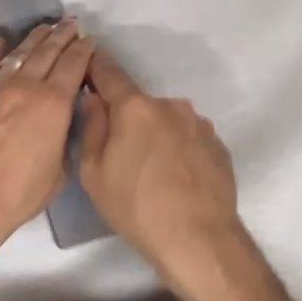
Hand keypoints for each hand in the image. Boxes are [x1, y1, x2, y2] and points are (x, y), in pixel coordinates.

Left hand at [0, 19, 95, 258]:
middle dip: (62, 36)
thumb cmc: (22, 192)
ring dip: (33, 39)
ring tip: (45, 28)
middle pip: (47, 52)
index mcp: (53, 103)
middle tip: (71, 23)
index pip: (73, 65)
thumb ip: (65, 136)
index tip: (90, 40)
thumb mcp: (61, 168)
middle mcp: (25, 88)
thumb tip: (64, 120)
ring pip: (18, 55)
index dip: (84, 50)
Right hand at [79, 51, 247, 296]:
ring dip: (152, 137)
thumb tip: (93, 100)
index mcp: (135, 108)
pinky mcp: (218, 145)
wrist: (197, 237)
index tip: (83, 62)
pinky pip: (186, 140)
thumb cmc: (134, 206)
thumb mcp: (94, 172)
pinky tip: (171, 180)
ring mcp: (199, 124)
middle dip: (124, 119)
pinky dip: (174, 152)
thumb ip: (91, 128)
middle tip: (114, 153)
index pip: (109, 73)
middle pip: (137, 104)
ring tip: (146, 173)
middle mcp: (170, 105)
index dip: (93, 66)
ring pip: (164, 122)